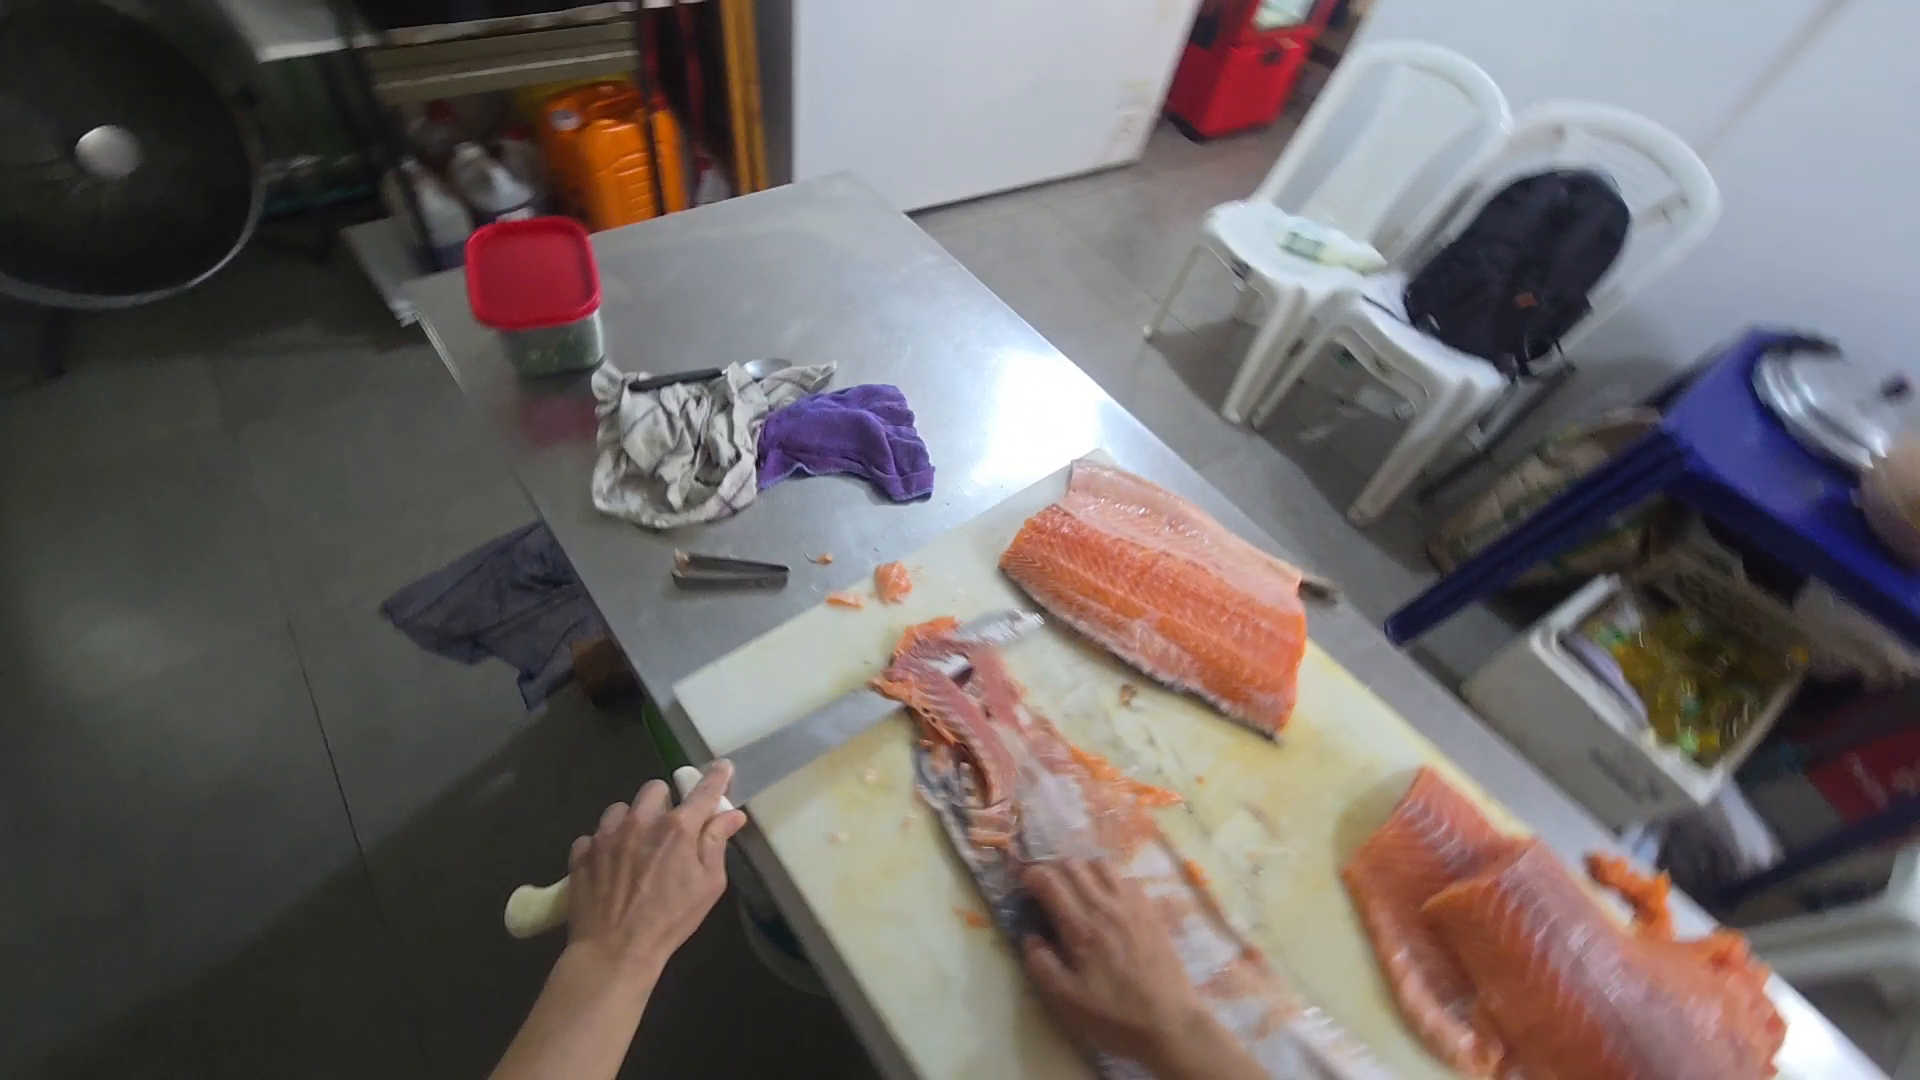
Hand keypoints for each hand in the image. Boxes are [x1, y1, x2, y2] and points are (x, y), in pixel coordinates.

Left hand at [564, 760, 748, 975]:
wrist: (613, 953)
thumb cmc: (670, 920)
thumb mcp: (709, 884)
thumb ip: (718, 842)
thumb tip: (732, 814)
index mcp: (679, 827)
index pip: (704, 790)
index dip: (717, 776)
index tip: (722, 768)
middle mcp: (642, 821)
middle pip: (655, 788)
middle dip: (665, 801)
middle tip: (668, 826)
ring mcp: (607, 835)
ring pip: (621, 809)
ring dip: (631, 821)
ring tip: (634, 846)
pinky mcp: (581, 854)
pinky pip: (593, 836)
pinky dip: (602, 846)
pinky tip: (609, 866)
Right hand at [1020, 859, 1261, 1079]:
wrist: (1170, 1024)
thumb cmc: (1115, 1016)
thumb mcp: (1068, 1001)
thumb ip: (1043, 966)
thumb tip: (1030, 937)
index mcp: (1081, 927)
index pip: (1049, 881)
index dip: (1031, 875)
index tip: (1024, 883)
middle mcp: (1104, 906)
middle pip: (1073, 865)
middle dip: (1053, 869)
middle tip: (1048, 888)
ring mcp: (1131, 904)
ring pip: (1100, 864)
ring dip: (1083, 870)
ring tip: (1078, 888)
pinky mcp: (1151, 910)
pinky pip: (1126, 878)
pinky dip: (1111, 879)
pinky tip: (1110, 899)